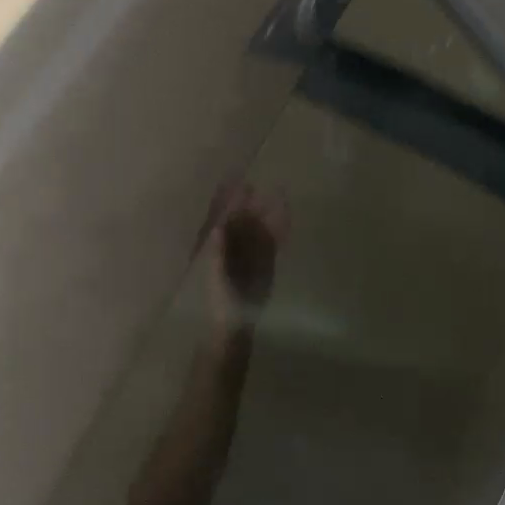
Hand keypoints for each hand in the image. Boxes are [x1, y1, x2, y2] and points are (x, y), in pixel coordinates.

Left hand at [199, 181, 290, 336]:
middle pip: (241, 218)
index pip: (222, 217)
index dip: (228, 199)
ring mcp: (251, 253)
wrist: (236, 322)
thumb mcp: (216, 277)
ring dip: (268, 212)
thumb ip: (217, 252)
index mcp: (216, 246)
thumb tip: (219, 226)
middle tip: (259, 183)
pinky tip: (289, 217)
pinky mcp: (266, 262)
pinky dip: (281, 229)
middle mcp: (233, 245)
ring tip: (280, 195)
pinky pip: (274, 241)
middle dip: (249, 201)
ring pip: (259, 227)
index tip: (238, 182)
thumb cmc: (222, 301)